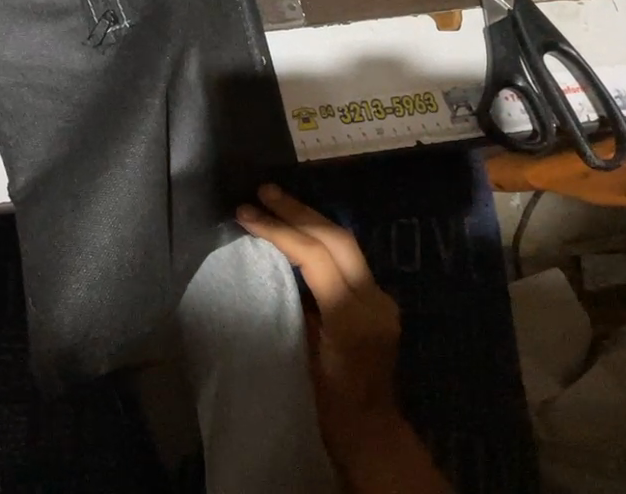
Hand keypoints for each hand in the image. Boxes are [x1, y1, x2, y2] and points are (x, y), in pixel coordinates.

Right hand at [237, 184, 401, 428]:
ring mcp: (381, 300)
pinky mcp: (379, 302)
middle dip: (296, 211)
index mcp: (351, 316)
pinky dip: (320, 238)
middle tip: (261, 192)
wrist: (368, 432)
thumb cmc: (325, 401)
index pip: (315, 256)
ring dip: (308, 218)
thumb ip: (293, 304)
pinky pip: (348, 259)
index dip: (278, 230)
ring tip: (276, 201)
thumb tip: (271, 263)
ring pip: (345, 243)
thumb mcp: (299, 352)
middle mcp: (374, 300)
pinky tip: (298, 230)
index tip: (244, 214)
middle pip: (336, 239)